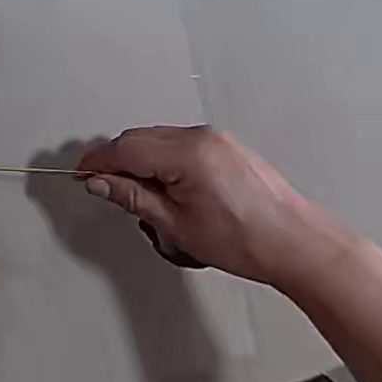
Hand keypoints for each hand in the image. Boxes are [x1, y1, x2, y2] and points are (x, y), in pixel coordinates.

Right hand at [78, 126, 359, 289]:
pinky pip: (177, 142)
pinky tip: (167, 187)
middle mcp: (198, 137)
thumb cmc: (247, 241)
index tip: (81, 175)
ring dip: (139, 161)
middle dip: (116, 162)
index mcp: (185, 153)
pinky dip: (161, 159)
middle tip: (108, 190)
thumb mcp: (176, 225)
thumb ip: (132, 197)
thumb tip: (99, 183)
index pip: (123, 148)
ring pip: (155, 140)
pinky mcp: (222, 145)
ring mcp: (213, 138)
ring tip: (144, 197)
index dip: (97, 162)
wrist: (301, 245)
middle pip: (136, 139)